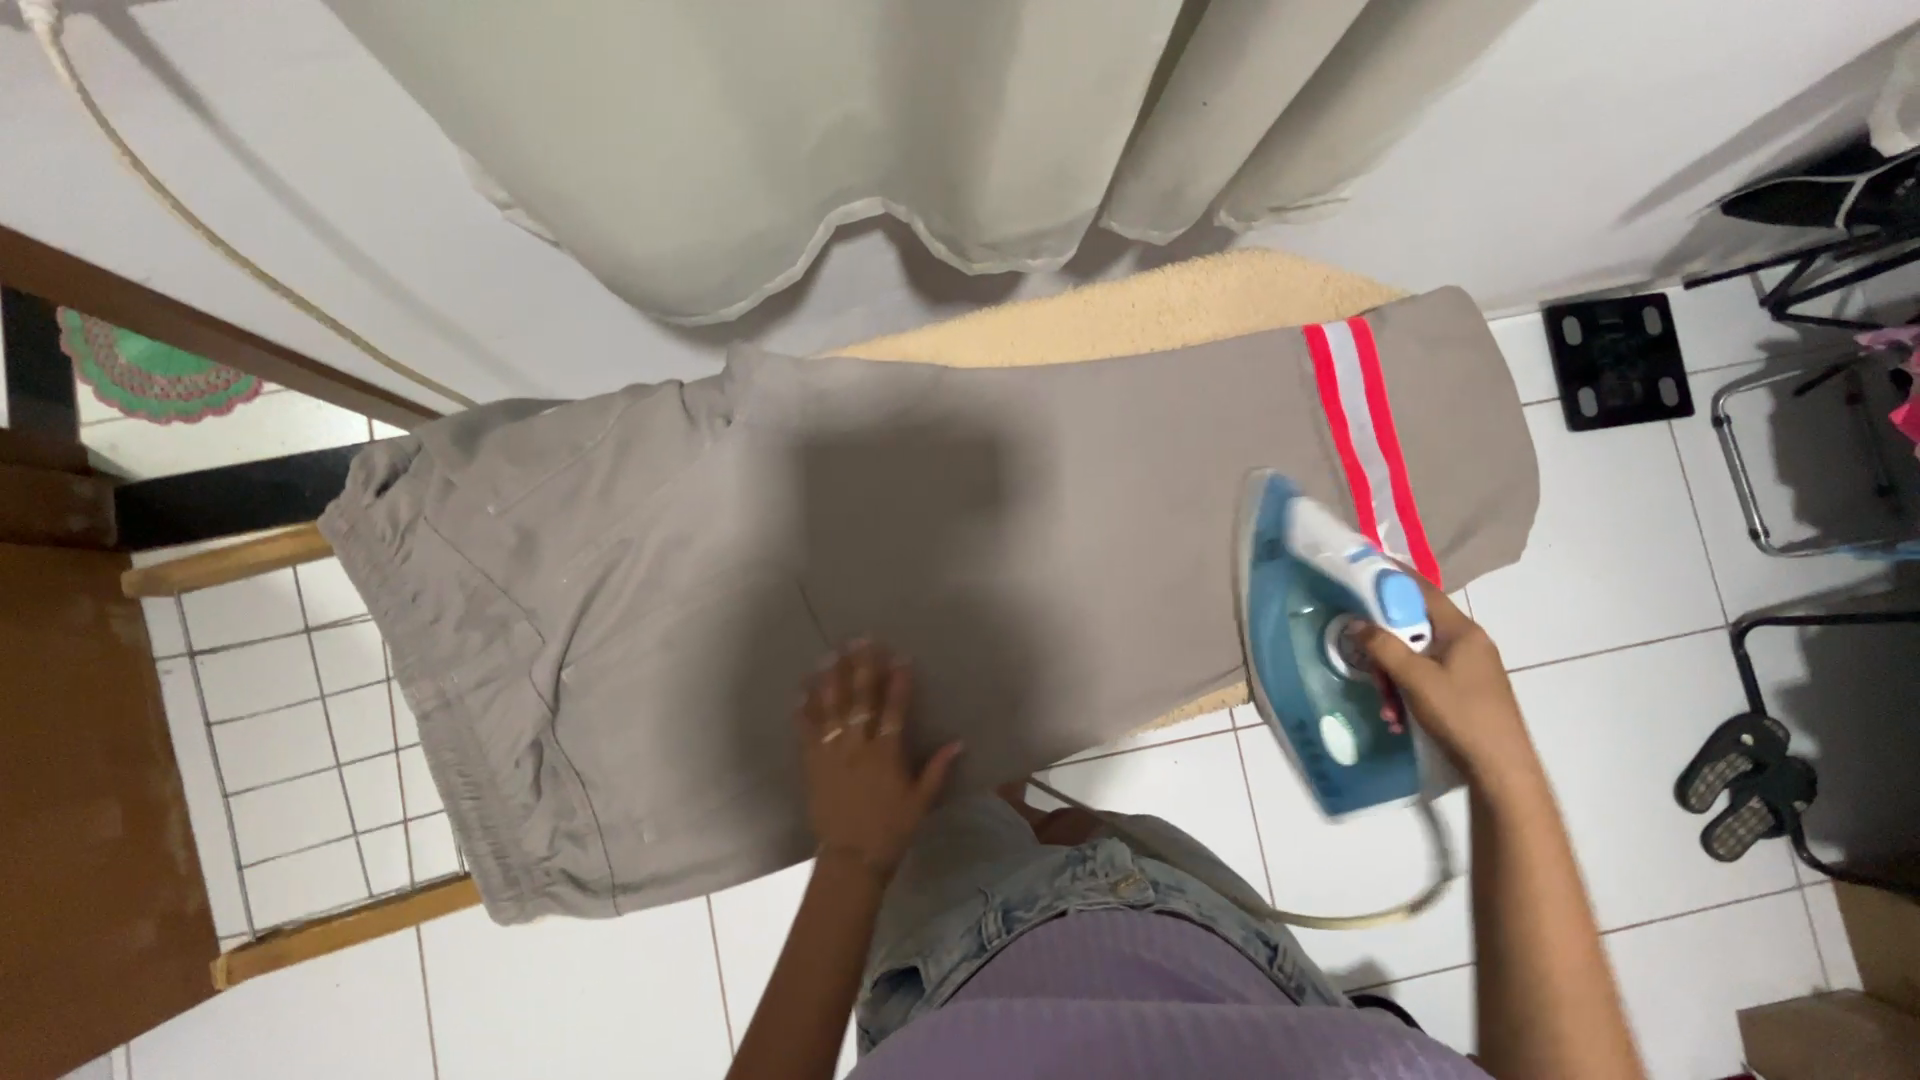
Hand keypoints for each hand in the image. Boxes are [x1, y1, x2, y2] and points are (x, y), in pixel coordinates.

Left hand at [795, 641, 962, 878]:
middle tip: (861, 641)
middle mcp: (858, 748)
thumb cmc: (892, 830)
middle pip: (860, 701)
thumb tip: (959, 742)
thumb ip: (937, 769)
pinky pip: (807, 732)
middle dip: (862, 668)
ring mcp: (832, 754)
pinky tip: (801, 690)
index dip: (898, 682)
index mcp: (887, 755)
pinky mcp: (812, 765)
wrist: (851, 859)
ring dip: (832, 680)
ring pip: (831, 709)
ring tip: (831, 654)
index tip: (900, 656)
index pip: (894, 710)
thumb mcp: (921, 802)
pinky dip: (804, 710)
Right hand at [1355, 576, 1538, 786]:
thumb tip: (1356, 623)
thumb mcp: (1414, 679)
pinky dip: (1408, 689)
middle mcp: (1469, 642)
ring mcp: (1471, 667)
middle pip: (1417, 625)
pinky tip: (1399, 715)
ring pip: (1420, 655)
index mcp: (1463, 631)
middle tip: (1362, 651)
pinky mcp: (1468, 689)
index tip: (1366, 565)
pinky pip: (1428, 676)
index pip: (1424, 590)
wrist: (1501, 768)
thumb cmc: (1460, 714)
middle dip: (1386, 639)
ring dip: (1394, 673)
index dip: (1395, 576)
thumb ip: (1383, 647)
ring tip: (1385, 703)